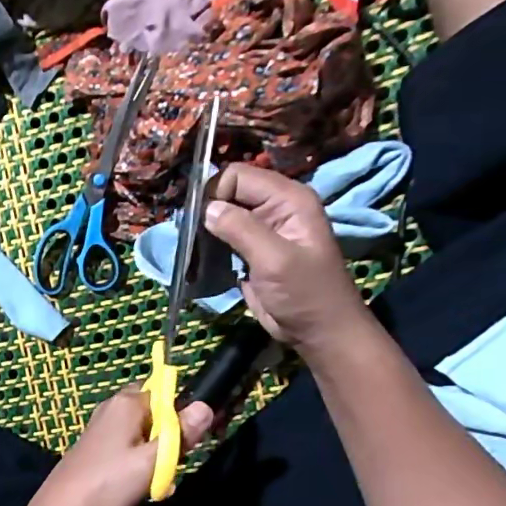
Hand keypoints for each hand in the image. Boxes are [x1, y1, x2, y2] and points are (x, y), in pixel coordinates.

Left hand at [31, 386, 211, 505]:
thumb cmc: (110, 481)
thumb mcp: (153, 460)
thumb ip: (181, 434)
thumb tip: (205, 406)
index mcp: (127, 402)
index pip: (168, 392)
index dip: (188, 413)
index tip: (200, 437)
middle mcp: (113, 407)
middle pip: (158, 414)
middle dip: (173, 439)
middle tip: (175, 463)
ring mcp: (104, 426)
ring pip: (147, 435)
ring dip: (159, 457)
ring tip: (158, 482)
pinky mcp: (99, 445)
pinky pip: (131, 447)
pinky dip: (141, 464)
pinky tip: (143, 486)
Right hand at [203, 165, 375, 355]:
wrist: (316, 329)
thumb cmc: (304, 293)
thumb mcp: (274, 259)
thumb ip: (241, 228)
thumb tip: (205, 208)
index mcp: (288, 199)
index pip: (238, 175)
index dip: (213, 192)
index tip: (196, 219)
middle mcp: (275, 207)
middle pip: (227, 191)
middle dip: (204, 208)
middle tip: (188, 235)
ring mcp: (262, 227)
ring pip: (221, 212)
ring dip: (202, 227)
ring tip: (190, 246)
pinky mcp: (250, 247)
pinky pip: (221, 233)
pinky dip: (207, 241)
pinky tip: (198, 255)